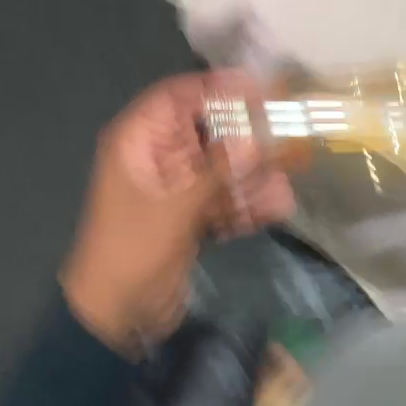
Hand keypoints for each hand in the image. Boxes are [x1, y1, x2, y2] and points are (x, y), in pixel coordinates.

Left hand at [60, 72, 298, 356]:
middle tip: (289, 130)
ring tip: (291, 174)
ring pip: (219, 168)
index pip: (178, 97)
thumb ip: (218, 170)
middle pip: (206, 131)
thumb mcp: (176, 207)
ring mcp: (173, 190)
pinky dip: (246, 202)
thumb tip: (256, 138)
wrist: (114, 317)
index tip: (260, 88)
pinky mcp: (187, 219)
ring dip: (253, 172)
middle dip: (245, 134)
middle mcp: (156, 158)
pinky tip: (278, 205)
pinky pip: (221, 200)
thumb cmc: (133, 249)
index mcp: (137, 141)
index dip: (217, 89)